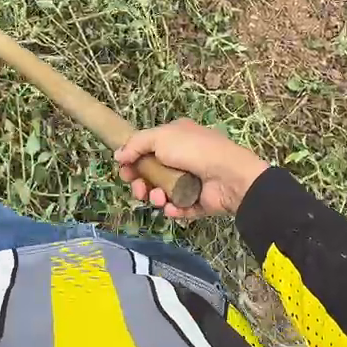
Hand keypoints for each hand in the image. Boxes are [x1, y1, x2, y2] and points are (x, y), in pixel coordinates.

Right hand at [115, 119, 268, 219]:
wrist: (228, 175)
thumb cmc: (193, 150)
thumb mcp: (160, 137)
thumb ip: (136, 145)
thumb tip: (118, 155)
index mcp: (175, 139)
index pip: (148, 150)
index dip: (134, 161)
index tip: (125, 170)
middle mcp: (181, 158)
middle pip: (152, 174)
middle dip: (141, 183)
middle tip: (138, 189)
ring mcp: (190, 181)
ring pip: (162, 193)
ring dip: (155, 197)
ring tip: (159, 198)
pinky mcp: (197, 202)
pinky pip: (178, 208)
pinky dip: (173, 210)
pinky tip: (172, 208)